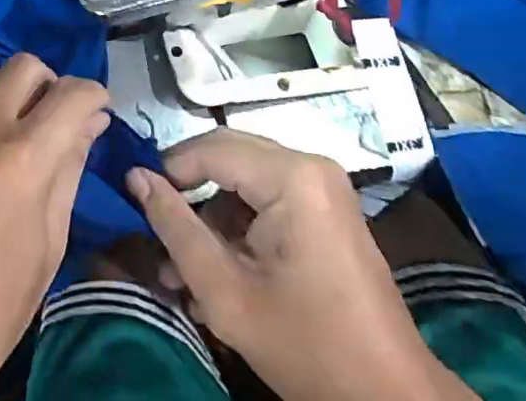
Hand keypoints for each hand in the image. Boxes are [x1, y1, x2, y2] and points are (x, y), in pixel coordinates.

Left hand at [0, 54, 110, 400]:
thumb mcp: (47, 244)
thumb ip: (69, 171)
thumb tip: (88, 125)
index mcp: (21, 158)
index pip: (71, 92)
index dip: (95, 95)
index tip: (101, 111)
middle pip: (26, 66)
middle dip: (54, 85)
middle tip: (63, 123)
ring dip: (19, 95)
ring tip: (28, 139)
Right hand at [128, 130, 475, 400]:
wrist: (390, 399)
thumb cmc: (305, 345)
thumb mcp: (223, 289)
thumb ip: (174, 226)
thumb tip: (135, 177)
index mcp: (292, 176)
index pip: (210, 149)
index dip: (168, 171)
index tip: (135, 202)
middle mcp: (309, 165)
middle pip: (227, 155)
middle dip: (188, 193)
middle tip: (155, 230)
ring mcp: (322, 185)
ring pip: (243, 177)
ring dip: (209, 216)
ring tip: (180, 269)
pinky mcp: (325, 206)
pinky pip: (266, 196)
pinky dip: (237, 225)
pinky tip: (217, 270)